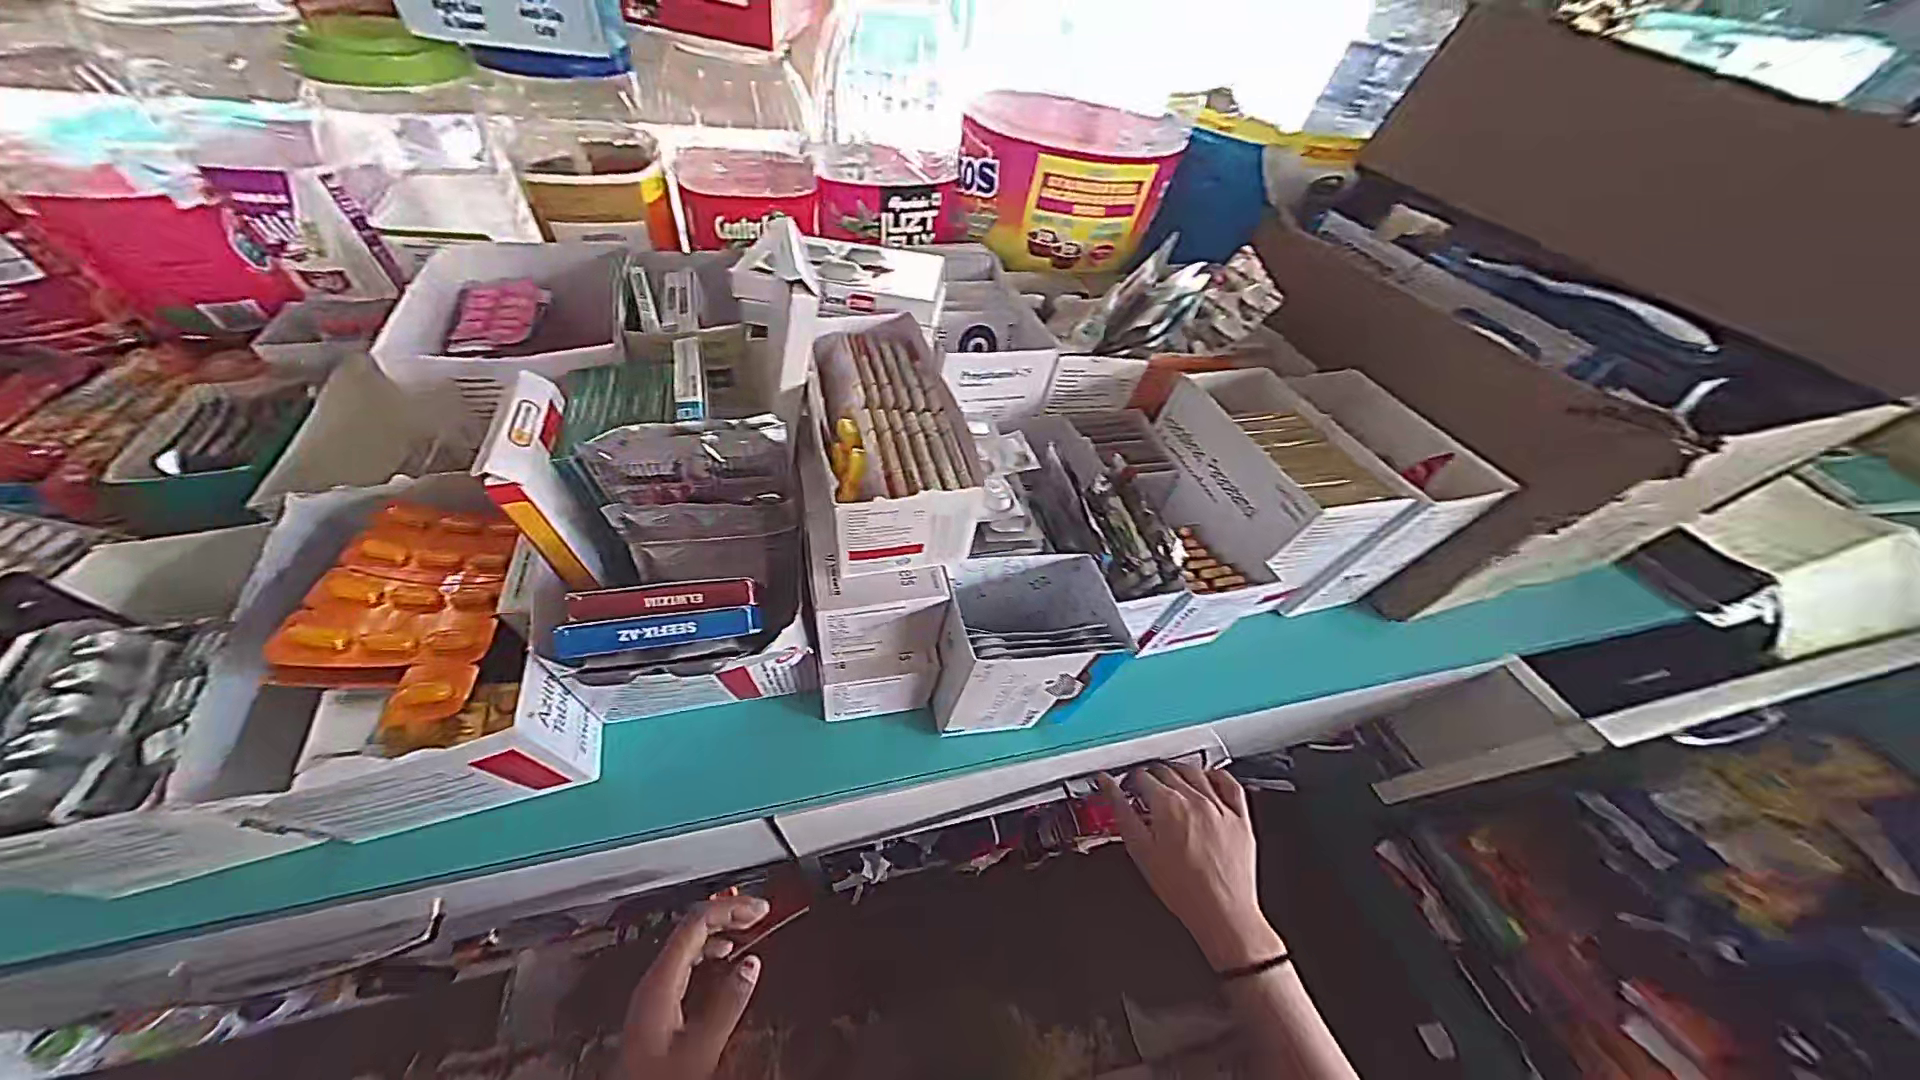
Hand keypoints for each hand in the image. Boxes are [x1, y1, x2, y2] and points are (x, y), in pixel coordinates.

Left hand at [621, 895, 767, 1079]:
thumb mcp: (701, 1047)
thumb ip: (729, 1003)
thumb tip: (751, 965)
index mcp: (660, 982)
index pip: (697, 921)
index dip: (731, 908)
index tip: (759, 910)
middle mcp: (653, 981)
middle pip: (692, 925)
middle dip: (729, 912)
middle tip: (759, 912)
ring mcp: (654, 992)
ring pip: (691, 940)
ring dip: (722, 928)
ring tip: (748, 927)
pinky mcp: (659, 1005)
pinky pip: (689, 959)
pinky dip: (713, 947)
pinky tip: (726, 955)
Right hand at [1097, 764, 1285, 970]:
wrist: (1222, 914)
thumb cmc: (1182, 889)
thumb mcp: (1140, 850)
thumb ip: (1120, 811)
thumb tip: (1107, 787)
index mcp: (1167, 804)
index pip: (1141, 776)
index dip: (1129, 781)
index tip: (1127, 788)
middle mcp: (1194, 799)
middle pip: (1166, 771)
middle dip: (1150, 776)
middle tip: (1144, 788)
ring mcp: (1219, 807)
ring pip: (1195, 772)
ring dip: (1178, 771)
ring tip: (1170, 780)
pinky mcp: (1240, 818)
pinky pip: (1230, 784)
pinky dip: (1217, 775)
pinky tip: (1209, 777)